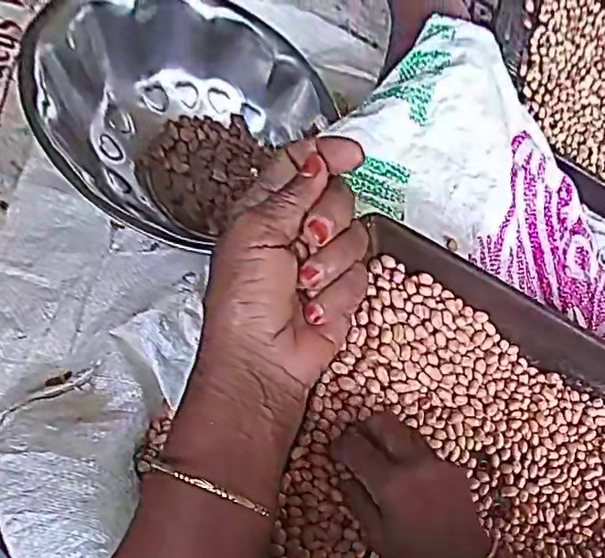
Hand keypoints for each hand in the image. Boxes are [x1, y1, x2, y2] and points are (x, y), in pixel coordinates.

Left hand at [190, 136, 368, 412]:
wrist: (263, 357)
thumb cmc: (244, 300)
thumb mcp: (256, 233)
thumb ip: (291, 194)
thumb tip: (317, 162)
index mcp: (269, 209)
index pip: (303, 165)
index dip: (327, 153)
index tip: (353, 153)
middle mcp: (300, 232)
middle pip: (339, 199)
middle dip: (329, 218)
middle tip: (309, 239)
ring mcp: (326, 264)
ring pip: (355, 240)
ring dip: (330, 265)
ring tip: (305, 288)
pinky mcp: (345, 295)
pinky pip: (361, 279)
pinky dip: (338, 297)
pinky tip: (314, 311)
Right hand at [333, 414, 493, 557]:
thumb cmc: (416, 554)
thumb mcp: (377, 536)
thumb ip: (358, 502)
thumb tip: (347, 479)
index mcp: (390, 483)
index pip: (357, 447)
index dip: (341, 444)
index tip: (336, 449)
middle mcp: (414, 464)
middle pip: (385, 422)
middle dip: (366, 426)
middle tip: (358, 439)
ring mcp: (437, 463)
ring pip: (408, 432)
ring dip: (390, 437)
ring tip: (382, 455)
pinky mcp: (453, 468)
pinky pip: (426, 451)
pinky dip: (412, 456)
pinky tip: (410, 477)